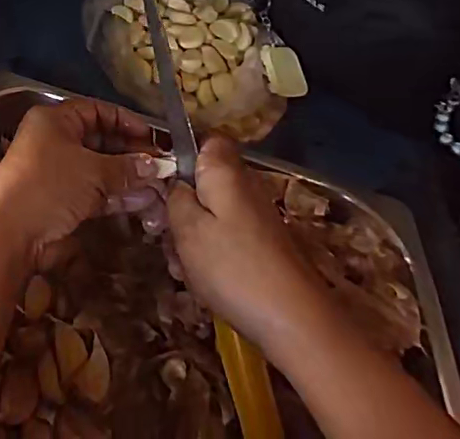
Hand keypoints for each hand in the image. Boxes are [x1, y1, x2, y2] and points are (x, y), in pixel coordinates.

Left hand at [0, 98, 163, 268]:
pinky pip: (91, 191)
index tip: (151, 138)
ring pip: (97, 169)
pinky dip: (113, 195)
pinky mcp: (57, 200)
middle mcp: (54, 141)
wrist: (8, 233)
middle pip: (99, 141)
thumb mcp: (92, 171)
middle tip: (159, 166)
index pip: (97, 111)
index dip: (126, 122)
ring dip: (126, 178)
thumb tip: (154, 165)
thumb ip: (126, 167)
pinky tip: (140, 202)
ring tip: (156, 187)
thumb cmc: (49, 185)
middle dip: (130, 154)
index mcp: (55, 120)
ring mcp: (55, 172)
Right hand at [165, 135, 336, 352]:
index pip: (204, 139)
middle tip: (164, 235)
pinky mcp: (263, 244)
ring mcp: (256, 215)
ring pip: (213, 211)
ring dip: (192, 234)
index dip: (180, 154)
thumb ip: (176, 197)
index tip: (163, 183)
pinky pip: (228, 236)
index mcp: (225, 170)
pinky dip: (212, 253)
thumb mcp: (187, 229)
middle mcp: (245, 184)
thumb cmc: (233, 267)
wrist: (295, 320)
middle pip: (204, 180)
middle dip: (181, 203)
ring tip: (181, 268)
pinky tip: (202, 283)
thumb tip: (177, 182)